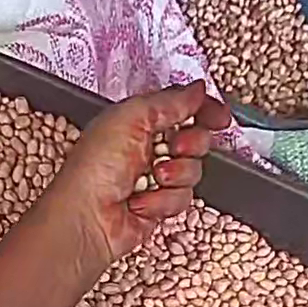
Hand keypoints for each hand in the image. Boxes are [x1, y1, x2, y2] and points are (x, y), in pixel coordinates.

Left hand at [38, 80, 230, 271]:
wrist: (88, 217)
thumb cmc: (94, 169)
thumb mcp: (131, 117)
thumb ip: (169, 101)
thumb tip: (197, 89)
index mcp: (139, 122)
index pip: (182, 109)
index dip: (204, 111)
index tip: (220, 117)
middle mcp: (149, 149)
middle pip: (196, 140)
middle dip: (190, 145)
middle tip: (173, 149)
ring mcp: (155, 180)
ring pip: (193, 172)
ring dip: (175, 176)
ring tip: (152, 179)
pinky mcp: (159, 206)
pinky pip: (183, 199)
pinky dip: (164, 201)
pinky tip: (142, 203)